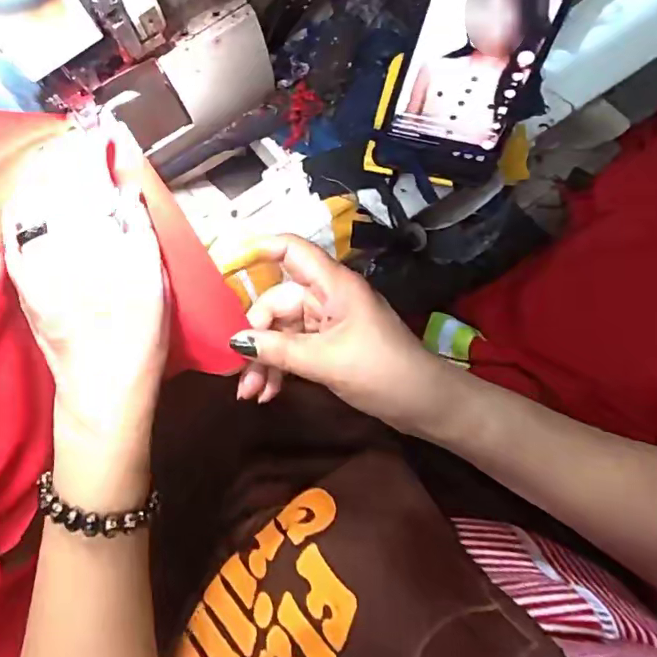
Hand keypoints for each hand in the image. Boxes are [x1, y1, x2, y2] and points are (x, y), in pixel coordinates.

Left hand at [2, 124, 167, 508]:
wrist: (101, 391)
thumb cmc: (139, 339)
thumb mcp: (155, 283)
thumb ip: (139, 231)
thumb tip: (127, 192)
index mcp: (104, 247)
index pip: (92, 186)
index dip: (93, 157)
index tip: (99, 138)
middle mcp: (67, 252)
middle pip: (58, 190)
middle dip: (64, 158)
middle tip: (73, 140)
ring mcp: (39, 269)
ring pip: (33, 209)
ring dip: (39, 176)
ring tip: (49, 157)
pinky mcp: (24, 285)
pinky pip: (13, 240)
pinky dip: (16, 212)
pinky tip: (23, 197)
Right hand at [225, 235, 464, 436]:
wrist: (429, 407)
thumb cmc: (383, 372)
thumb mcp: (326, 362)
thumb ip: (278, 350)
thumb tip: (236, 342)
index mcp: (333, 285)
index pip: (290, 250)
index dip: (257, 250)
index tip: (226, 267)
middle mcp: (327, 296)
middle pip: (277, 301)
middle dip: (255, 336)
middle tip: (239, 369)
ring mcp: (328, 321)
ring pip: (282, 330)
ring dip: (264, 359)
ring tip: (249, 392)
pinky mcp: (330, 344)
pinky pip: (294, 347)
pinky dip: (280, 367)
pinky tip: (267, 393)